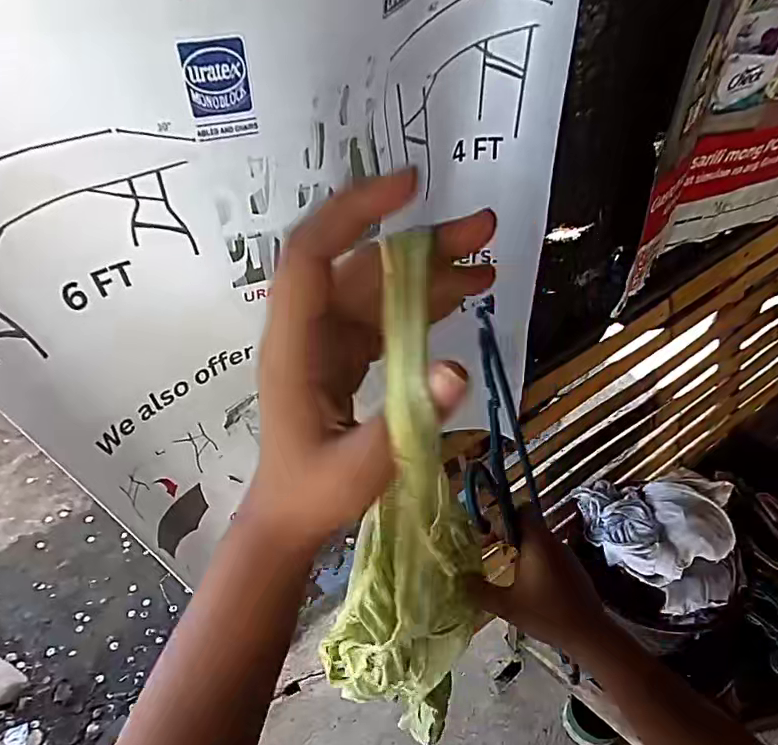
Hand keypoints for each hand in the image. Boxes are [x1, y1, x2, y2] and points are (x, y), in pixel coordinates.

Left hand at [240, 170, 495, 550]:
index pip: (312, 258)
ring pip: (376, 293)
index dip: (353, 214)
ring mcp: (326, 348)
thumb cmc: (312, 497)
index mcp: (294, 350)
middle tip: (482, 231)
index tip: (409, 190)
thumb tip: (459, 371)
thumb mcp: (361, 468)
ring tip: (487, 270)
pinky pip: (382, 323)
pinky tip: (457, 303)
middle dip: (420, 247)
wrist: (289, 521)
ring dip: (429, 278)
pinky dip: (419, 311)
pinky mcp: (343, 363)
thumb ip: (407, 421)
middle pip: (359, 269)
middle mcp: (307, 336)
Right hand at [467, 507, 619, 655]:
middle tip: (489, 550)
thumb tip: (460, 580)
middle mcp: (553, 543)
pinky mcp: (573, 569)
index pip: (520, 510)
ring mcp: (566, 555)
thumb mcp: (506, 606)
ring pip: (538, 541)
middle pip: (528, 525)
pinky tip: (526, 583)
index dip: (500, 518)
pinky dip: (534, 561)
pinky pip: (549, 555)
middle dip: (506, 534)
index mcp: (538, 543)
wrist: (588, 633)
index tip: (485, 537)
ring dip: (520, 549)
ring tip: (505, 568)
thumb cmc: (547, 615)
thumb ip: (480, 591)